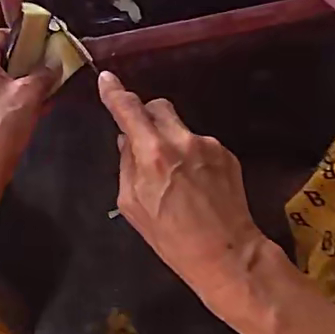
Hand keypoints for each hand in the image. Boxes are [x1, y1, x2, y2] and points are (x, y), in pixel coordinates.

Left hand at [0, 29, 57, 194]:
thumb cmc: (0, 129)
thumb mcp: (30, 95)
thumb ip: (45, 74)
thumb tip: (56, 63)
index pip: (2, 34)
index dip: (26, 35)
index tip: (48, 40)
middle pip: (4, 56)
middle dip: (30, 60)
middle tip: (53, 63)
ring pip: (5, 78)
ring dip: (28, 80)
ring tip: (52, 84)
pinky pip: (2, 97)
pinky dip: (20, 97)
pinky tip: (41, 104)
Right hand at [98, 71, 284, 331]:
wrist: (228, 253)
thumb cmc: (171, 238)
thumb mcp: (133, 205)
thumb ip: (127, 166)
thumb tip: (127, 141)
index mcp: (153, 154)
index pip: (128, 109)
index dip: (114, 92)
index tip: (106, 80)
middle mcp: (182, 140)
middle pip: (158, 106)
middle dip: (146, 116)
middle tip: (142, 140)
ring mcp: (208, 145)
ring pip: (180, 127)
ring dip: (170, 140)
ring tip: (174, 177)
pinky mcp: (227, 154)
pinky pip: (200, 144)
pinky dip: (191, 155)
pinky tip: (195, 183)